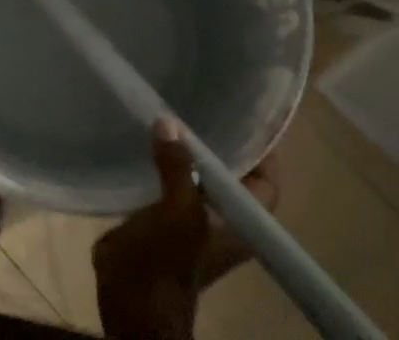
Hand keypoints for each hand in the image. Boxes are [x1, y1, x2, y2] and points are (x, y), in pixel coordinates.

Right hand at [92, 119, 281, 338]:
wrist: (133, 297)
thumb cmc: (168, 258)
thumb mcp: (177, 211)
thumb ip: (176, 167)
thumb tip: (168, 121)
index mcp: (246, 223)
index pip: (265, 179)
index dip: (261, 148)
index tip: (244, 111)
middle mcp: (226, 219)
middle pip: (231, 174)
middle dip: (217, 142)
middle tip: (199, 102)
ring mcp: (194, 220)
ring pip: (197, 177)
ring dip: (185, 151)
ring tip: (168, 113)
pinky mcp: (164, 220)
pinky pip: (170, 182)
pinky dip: (162, 162)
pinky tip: (144, 140)